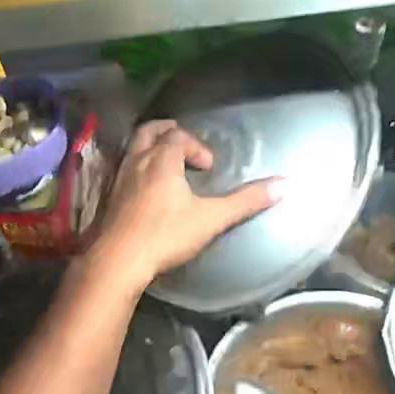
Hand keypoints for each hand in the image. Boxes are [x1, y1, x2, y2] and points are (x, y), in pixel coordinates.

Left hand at [84, 119, 280, 290]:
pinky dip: (136, 168)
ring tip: (166, 164)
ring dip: (149, 149)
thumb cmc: (165, 235)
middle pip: (148, 132)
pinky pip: (122, 171)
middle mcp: (136, 162)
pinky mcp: (108, 199)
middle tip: (182, 143)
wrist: (118, 261)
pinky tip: (144, 189)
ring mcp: (118, 180)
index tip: (208, 167)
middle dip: (167, 132)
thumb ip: (246, 201)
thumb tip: (286, 184)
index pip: (178, 136)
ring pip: (132, 150)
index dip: (196, 145)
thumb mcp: (211, 218)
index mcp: (161, 159)